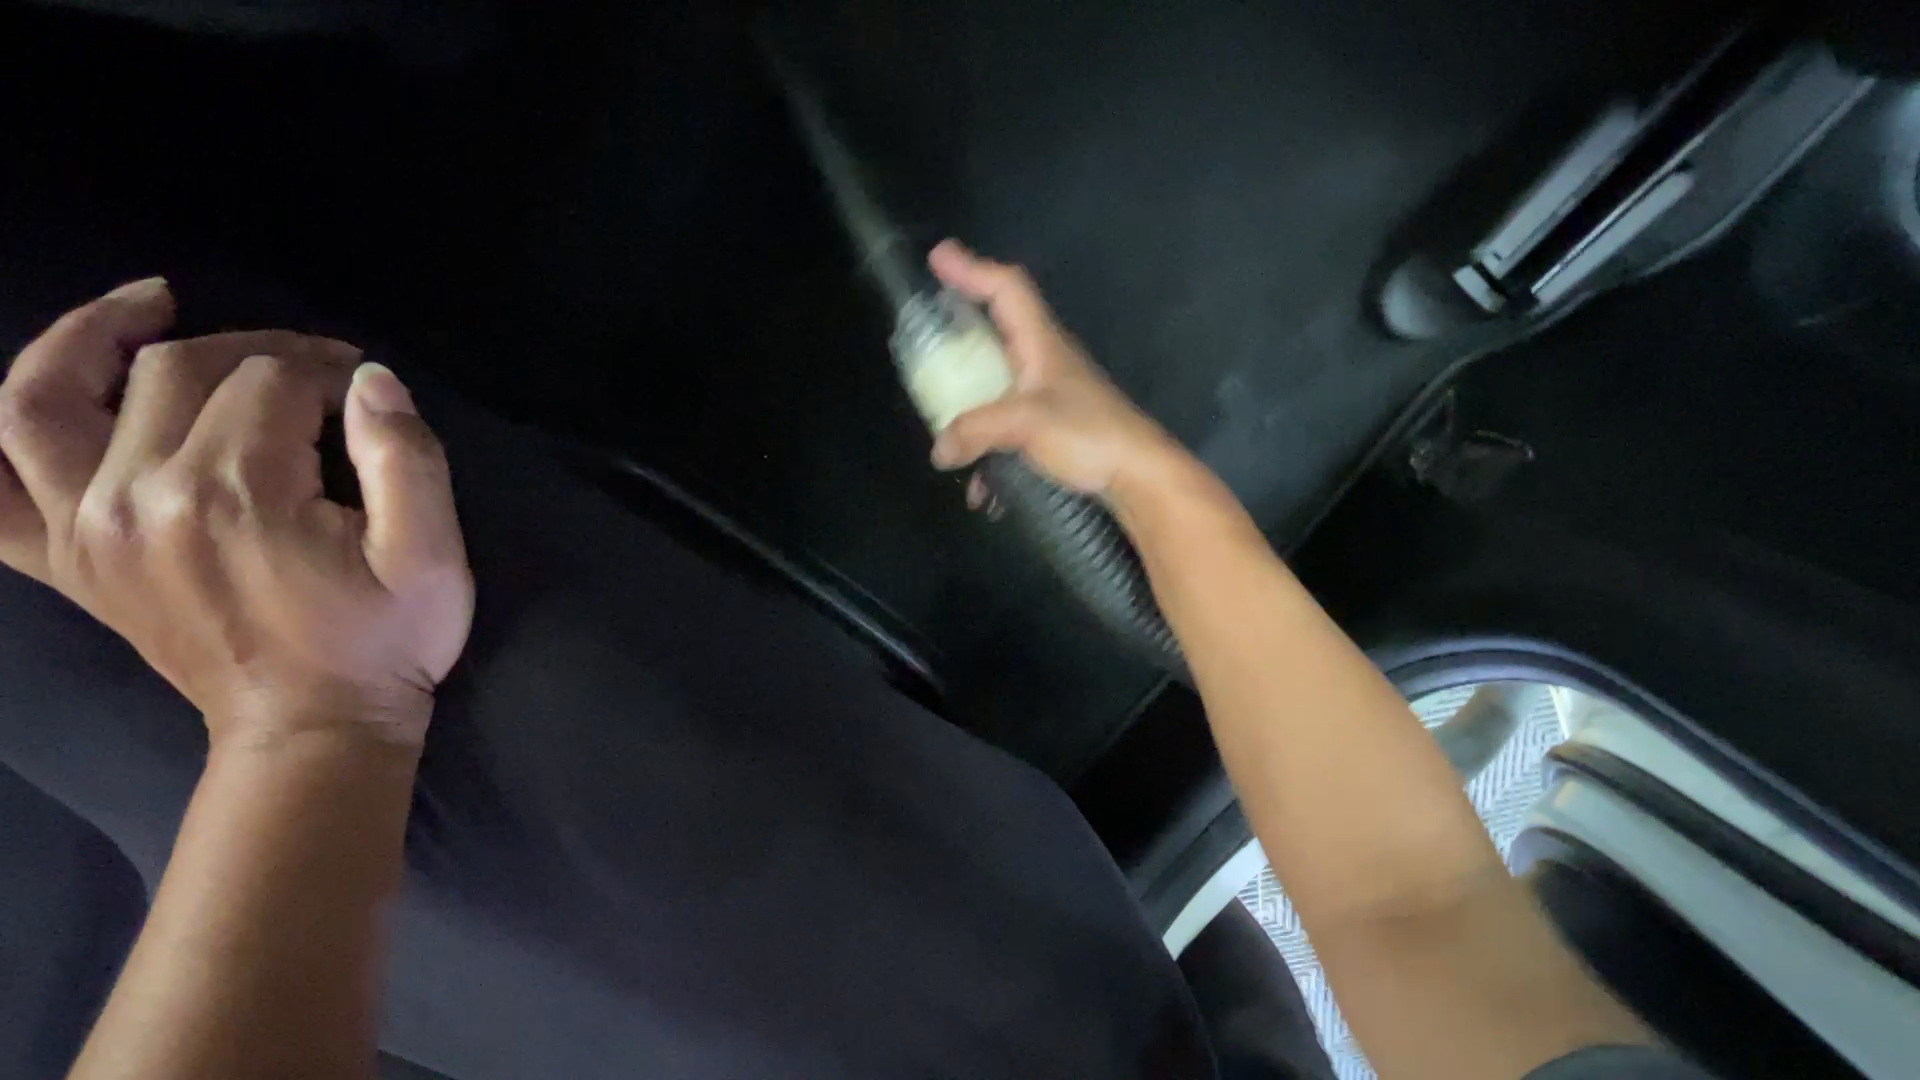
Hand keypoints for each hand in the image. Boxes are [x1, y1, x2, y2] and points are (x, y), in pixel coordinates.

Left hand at [0, 279, 473, 748]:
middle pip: (178, 371)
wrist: (315, 728)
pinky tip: (48, 394)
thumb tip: (372, 380)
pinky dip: (0, 433)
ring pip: (50, 397)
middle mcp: (138, 495)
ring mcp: (86, 529)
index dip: (329, 368)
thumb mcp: (433, 555)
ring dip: (94, 337)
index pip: (272, 380)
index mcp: (238, 492)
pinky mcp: (69, 560)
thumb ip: (407, 458)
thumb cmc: (386, 641)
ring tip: (147, 305)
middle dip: (257, 350)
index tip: (369, 390)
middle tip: (320, 370)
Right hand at [925, 240, 1192, 508]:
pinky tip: (982, 490)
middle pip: (996, 336)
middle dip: (960, 342)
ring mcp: (1049, 397)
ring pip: (997, 390)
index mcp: (1041, 343)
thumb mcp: (1025, 424)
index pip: (1007, 289)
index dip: (973, 268)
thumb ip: (975, 430)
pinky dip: (990, 454)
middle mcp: (1044, 363)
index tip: (939, 258)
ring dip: (971, 414)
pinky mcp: (1053, 430)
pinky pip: (1009, 432)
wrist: (1138, 476)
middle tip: (929, 349)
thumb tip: (940, 450)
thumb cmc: (1089, 434)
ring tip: (947, 436)